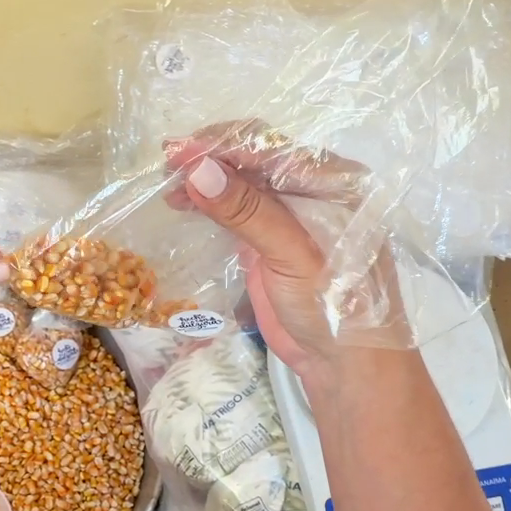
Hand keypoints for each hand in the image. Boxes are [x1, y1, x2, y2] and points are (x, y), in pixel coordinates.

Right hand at [166, 123, 398, 390]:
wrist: (347, 364)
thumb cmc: (334, 307)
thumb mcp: (292, 256)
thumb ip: (247, 211)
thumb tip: (197, 170)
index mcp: (335, 181)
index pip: (272, 148)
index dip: (223, 146)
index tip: (177, 152)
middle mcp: (315, 189)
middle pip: (255, 159)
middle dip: (210, 157)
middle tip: (164, 163)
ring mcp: (291, 215)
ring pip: (241, 183)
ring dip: (205, 179)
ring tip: (166, 184)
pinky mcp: (270, 240)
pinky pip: (237, 210)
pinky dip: (209, 204)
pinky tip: (184, 203)